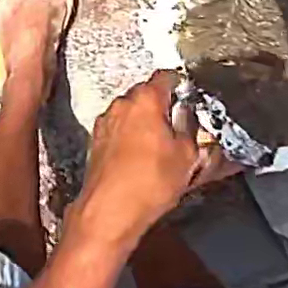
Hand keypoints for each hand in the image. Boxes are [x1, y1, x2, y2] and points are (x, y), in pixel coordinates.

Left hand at [69, 72, 229, 247]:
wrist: (110, 210)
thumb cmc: (149, 182)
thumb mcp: (187, 156)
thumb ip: (191, 131)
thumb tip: (190, 122)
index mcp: (145, 100)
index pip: (164, 77)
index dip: (179, 82)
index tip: (186, 89)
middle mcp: (122, 105)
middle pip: (145, 94)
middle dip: (161, 104)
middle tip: (179, 120)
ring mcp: (106, 122)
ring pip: (130, 112)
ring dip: (144, 121)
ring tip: (161, 142)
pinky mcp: (96, 141)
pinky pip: (119, 129)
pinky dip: (130, 136)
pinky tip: (141, 155)